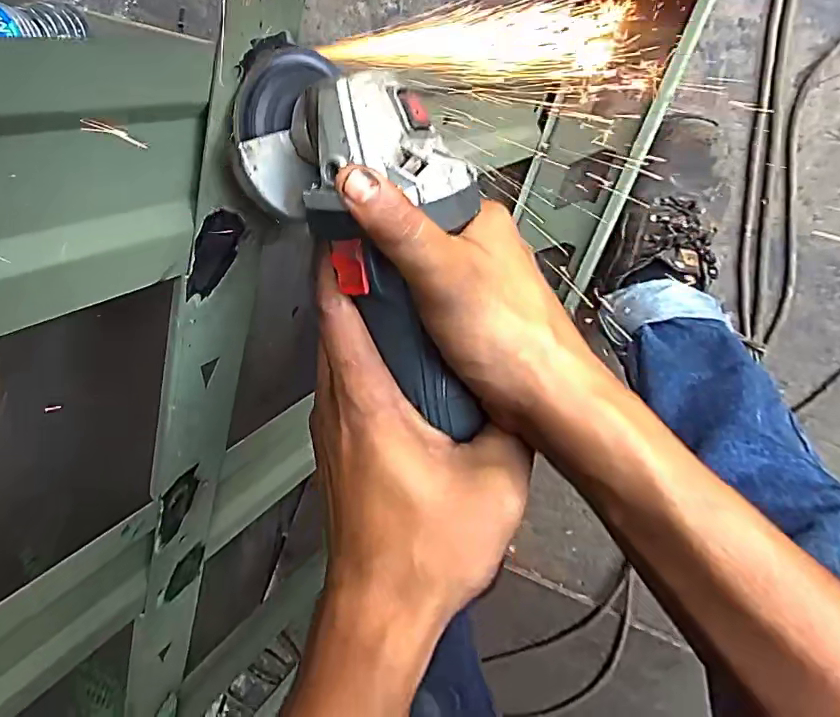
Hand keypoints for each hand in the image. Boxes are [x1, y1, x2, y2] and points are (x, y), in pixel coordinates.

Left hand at [309, 249, 531, 625]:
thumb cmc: (427, 547)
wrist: (383, 597)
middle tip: (367, 262)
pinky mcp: (331, 445)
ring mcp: (327, 426)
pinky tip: (380, 366)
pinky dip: (350, 360)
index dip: (337, 275)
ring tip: (377, 303)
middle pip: (329, 331)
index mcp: (366, 401)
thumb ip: (506, 430)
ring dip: (347, 326)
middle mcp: (335, 405)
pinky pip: (335, 385)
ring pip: (328, 357)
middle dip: (344, 291)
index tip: (340, 243)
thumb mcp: (495, 483)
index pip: (339, 320)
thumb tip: (513, 400)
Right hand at [333, 165, 615, 435]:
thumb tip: (357, 182)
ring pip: (400, 264)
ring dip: (378, 278)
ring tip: (364, 290)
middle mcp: (471, 245)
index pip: (406, 188)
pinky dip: (391, 303)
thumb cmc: (519, 342)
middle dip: (368, 247)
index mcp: (477, 220)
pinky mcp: (454, 310)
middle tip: (348, 263)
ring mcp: (462, 279)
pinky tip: (386, 314)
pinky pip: (407, 294)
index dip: (368, 199)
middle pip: (397, 228)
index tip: (335, 212)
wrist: (547, 408)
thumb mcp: (440, 270)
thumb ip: (396, 224)